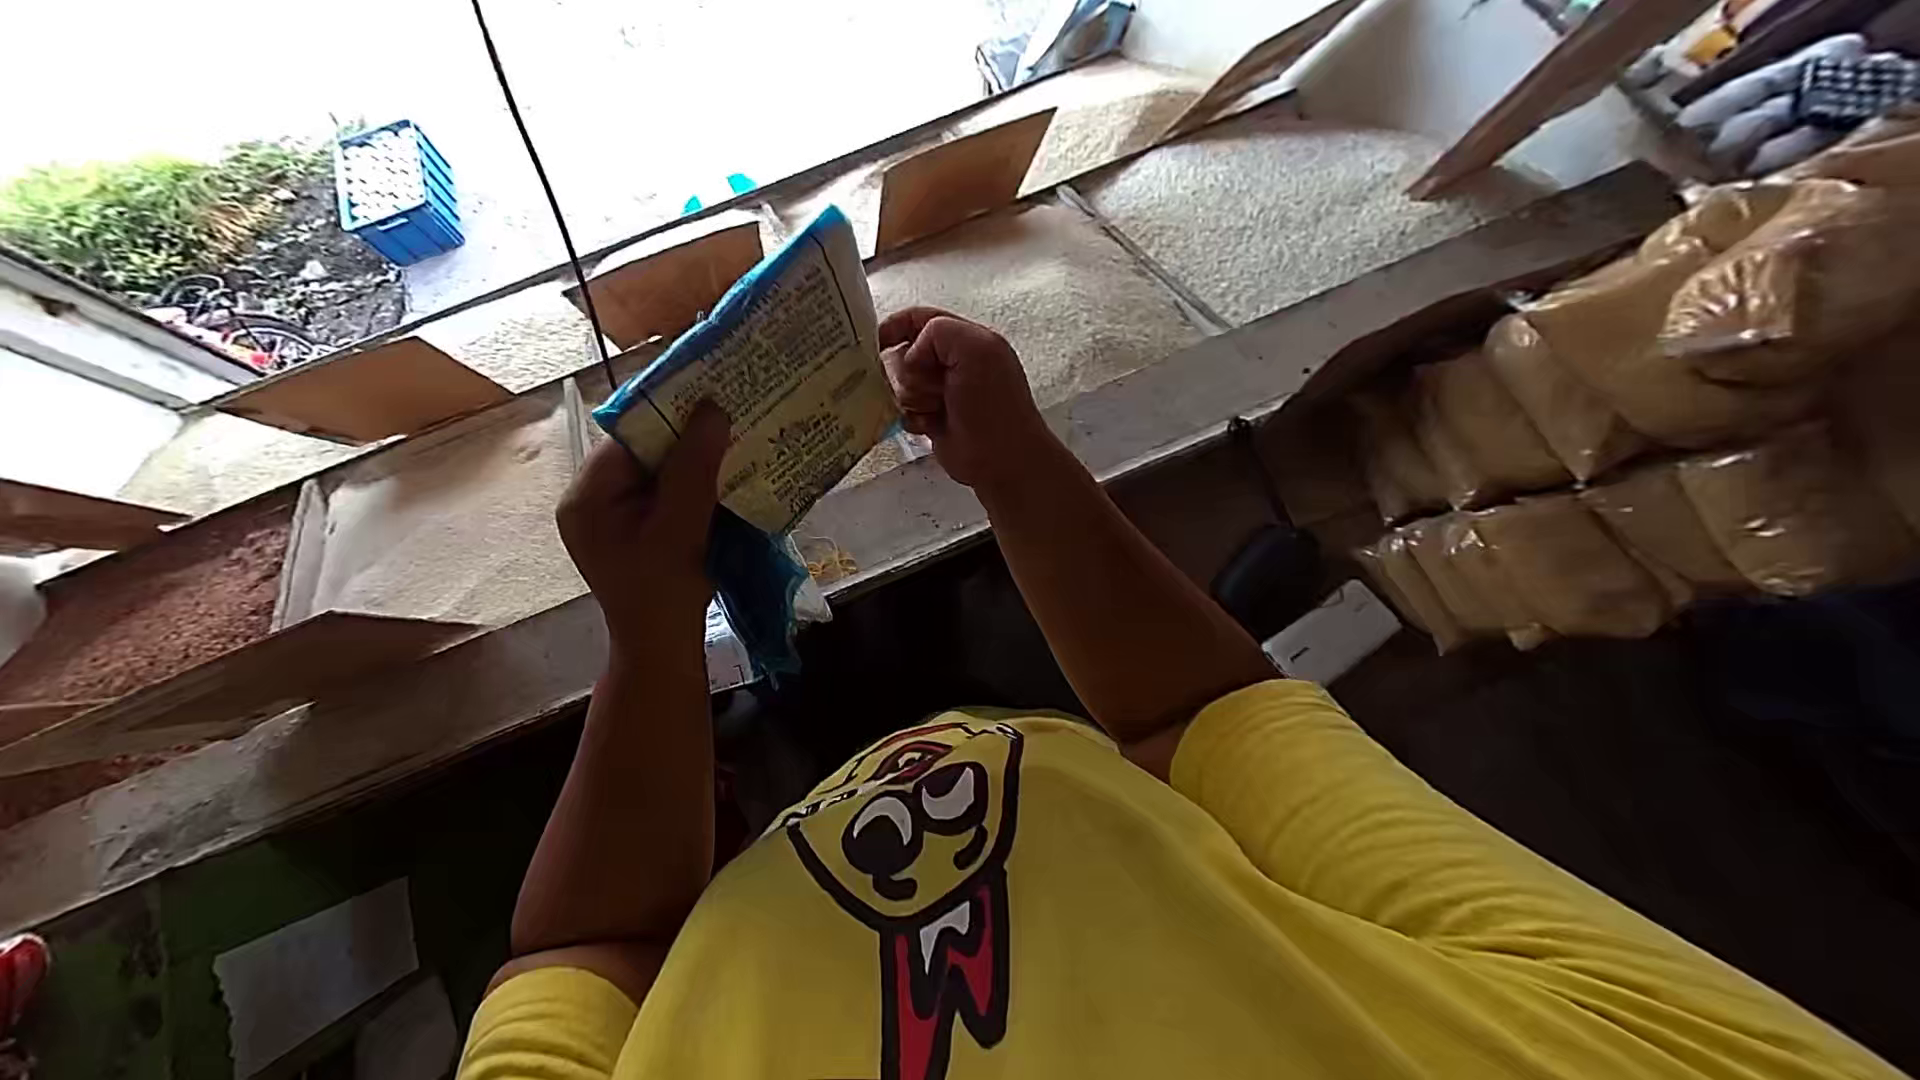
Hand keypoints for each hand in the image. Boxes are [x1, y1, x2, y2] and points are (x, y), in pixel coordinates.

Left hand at [556, 403, 729, 644]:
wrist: (662, 645)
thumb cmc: (664, 593)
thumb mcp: (678, 530)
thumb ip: (692, 470)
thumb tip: (712, 410)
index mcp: (588, 497)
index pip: (627, 436)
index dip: (669, 415)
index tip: (712, 397)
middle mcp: (594, 498)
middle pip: (643, 449)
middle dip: (686, 437)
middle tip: (731, 420)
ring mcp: (615, 513)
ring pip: (658, 468)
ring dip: (695, 458)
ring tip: (734, 444)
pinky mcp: (637, 525)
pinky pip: (666, 489)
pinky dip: (695, 481)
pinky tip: (724, 477)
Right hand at [879, 307, 1056, 489]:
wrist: (1001, 458)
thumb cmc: (994, 406)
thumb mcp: (975, 349)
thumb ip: (938, 331)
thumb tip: (911, 356)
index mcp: (966, 340)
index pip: (921, 320)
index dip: (896, 327)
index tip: (878, 342)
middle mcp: (952, 364)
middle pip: (904, 354)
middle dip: (910, 371)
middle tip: (935, 387)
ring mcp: (941, 392)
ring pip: (900, 384)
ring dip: (912, 396)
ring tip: (936, 409)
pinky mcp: (932, 418)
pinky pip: (902, 410)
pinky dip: (911, 417)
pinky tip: (928, 425)